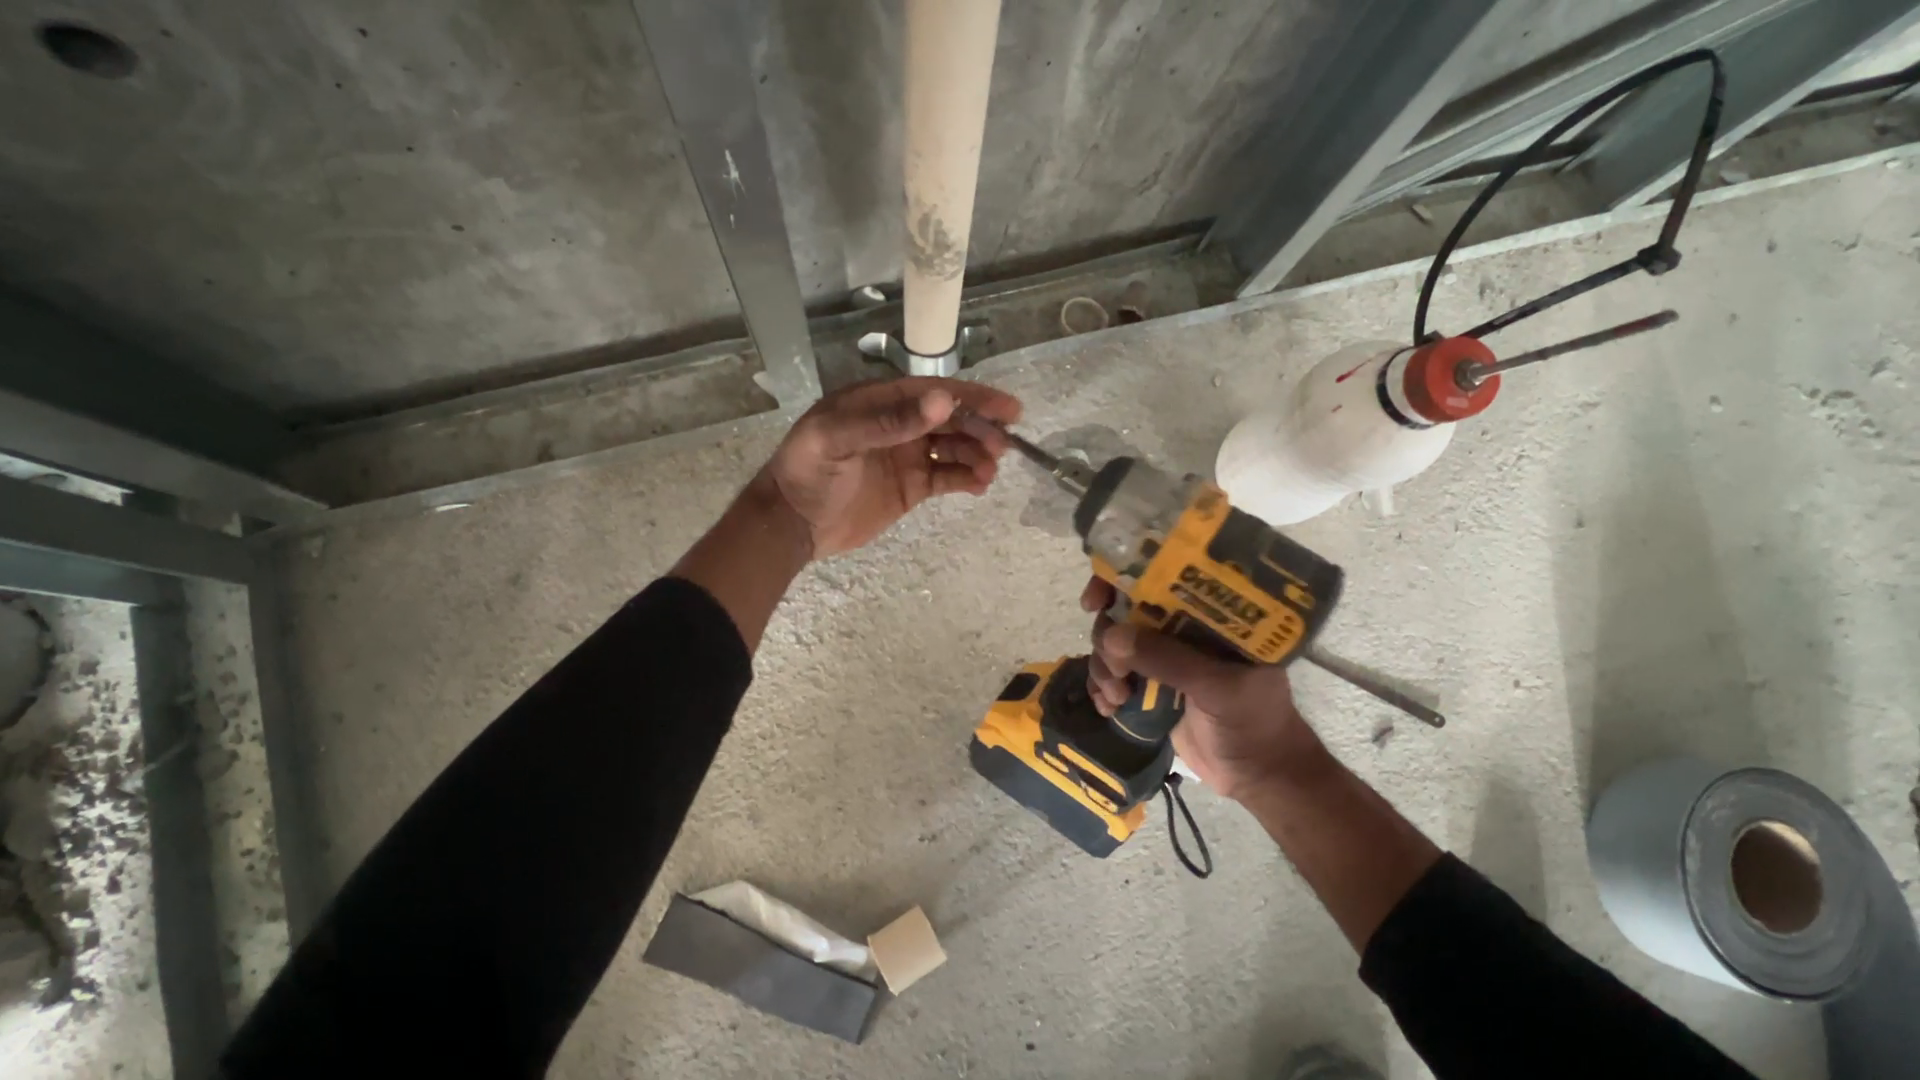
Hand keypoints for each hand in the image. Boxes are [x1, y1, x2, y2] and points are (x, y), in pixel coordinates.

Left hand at [757, 377, 1021, 558]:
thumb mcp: (840, 438)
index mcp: (879, 402)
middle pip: (950, 419)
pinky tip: (981, 485)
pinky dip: (966, 479)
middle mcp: (898, 424)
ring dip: (977, 454)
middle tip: (1006, 445)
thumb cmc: (807, 471)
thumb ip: (891, 421)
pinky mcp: (910, 487)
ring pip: (952, 448)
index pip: (933, 393)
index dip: (972, 398)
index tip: (1006, 409)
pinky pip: (946, 478)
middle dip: (981, 428)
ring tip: (992, 470)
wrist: (791, 523)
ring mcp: (906, 456)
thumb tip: (943, 401)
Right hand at [1081, 578, 1320, 800]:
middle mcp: (1184, 629)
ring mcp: (1166, 659)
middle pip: (1127, 613)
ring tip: (1115, 698)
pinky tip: (1108, 708)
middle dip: (1109, 639)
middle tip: (1115, 670)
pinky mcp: (1151, 689)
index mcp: (1209, 615)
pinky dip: (1104, 689)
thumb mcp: (1217, 687)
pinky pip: (1114, 677)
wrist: (1259, 777)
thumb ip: (1167, 660)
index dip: (1123, 581)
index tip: (1096, 603)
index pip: (1161, 579)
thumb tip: (1111, 635)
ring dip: (1105, 669)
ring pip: (1115, 646)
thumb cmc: (1255, 722)